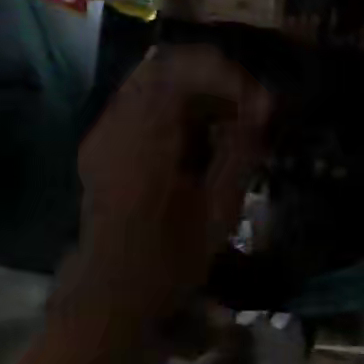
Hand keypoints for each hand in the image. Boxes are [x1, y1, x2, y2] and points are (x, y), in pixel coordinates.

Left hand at [72, 45, 271, 315]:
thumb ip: (240, 152)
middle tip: (246, 101)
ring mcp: (103, 132)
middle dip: (213, 75)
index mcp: (146, 139)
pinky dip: (171, 102)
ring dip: (193, 87)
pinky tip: (196, 131)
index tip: (260, 103)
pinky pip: (137, 100)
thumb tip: (263, 108)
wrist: (108, 298)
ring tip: (226, 115)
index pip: (185, 71)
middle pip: (164, 64)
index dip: (229, 77)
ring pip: (149, 78)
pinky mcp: (100, 144)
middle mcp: (118, 125)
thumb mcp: (218, 212)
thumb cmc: (169, 262)